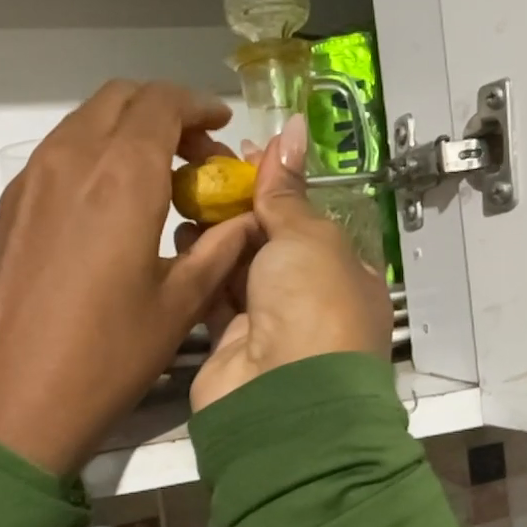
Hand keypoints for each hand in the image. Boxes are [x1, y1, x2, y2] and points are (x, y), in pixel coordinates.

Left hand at [0, 81, 257, 474]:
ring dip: (127, 133)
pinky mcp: (8, 211)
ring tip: (160, 183)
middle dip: (164, 113)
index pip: (162, 102)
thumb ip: (219, 250)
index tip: (222, 128)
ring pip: (84, 124)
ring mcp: (30, 183)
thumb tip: (249, 220)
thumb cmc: (102, 359)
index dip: (198, 106)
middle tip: (196, 158)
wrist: (1, 409)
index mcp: (120, 176)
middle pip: (119, 100)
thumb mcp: (176, 307)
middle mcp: (70, 161)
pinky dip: (95, 158)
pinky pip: (59, 157)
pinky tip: (114, 210)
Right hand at [178, 114, 393, 411]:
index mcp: (345, 274)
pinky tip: (181, 236)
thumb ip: (288, 190)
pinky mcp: (230, 347)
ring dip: (216, 235)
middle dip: (241, 207)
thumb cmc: (314, 305)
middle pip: (271, 244)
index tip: (247, 154)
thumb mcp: (308, 237)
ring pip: (239, 270)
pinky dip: (200, 270)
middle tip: (203, 166)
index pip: (308, 221)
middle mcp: (310, 300)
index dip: (280, 187)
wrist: (284, 396)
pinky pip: (214, 298)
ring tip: (186, 193)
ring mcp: (269, 327)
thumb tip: (292, 130)